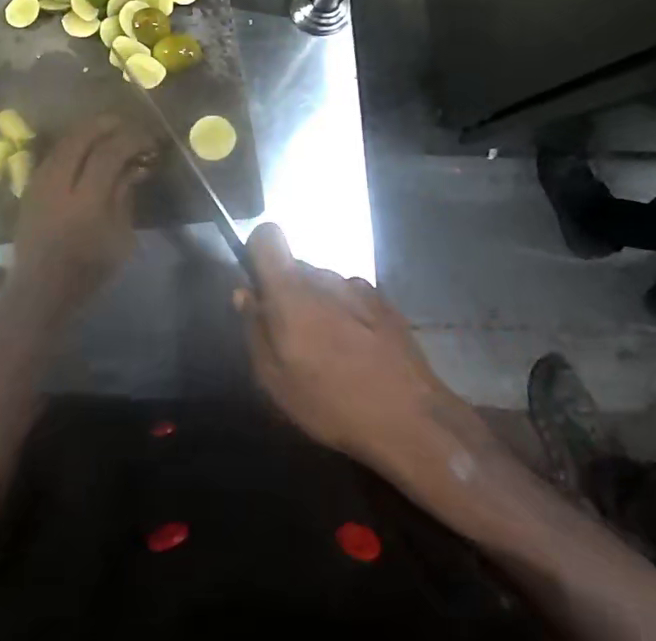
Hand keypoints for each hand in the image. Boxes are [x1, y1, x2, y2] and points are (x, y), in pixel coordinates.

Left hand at [10, 114, 154, 307]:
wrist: (40, 291)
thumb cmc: (88, 271)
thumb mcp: (120, 238)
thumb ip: (124, 196)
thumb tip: (134, 167)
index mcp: (86, 200)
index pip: (109, 153)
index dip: (131, 140)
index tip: (149, 140)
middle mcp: (59, 184)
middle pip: (80, 138)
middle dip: (105, 125)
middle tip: (126, 124)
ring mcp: (39, 184)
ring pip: (63, 143)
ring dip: (86, 132)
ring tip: (107, 131)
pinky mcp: (29, 189)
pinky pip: (53, 155)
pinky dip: (71, 145)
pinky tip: (84, 149)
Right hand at [238, 224, 466, 476]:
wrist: (409, 418)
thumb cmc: (330, 401)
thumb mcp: (274, 379)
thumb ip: (255, 329)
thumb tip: (245, 294)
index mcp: (291, 290)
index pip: (267, 236)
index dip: (257, 251)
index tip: (258, 285)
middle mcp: (325, 277)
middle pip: (296, 266)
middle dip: (287, 292)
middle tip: (291, 337)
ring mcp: (359, 287)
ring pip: (324, 284)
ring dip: (318, 305)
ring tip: (327, 350)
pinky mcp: (385, 302)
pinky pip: (352, 297)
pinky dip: (346, 314)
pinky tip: (357, 351)